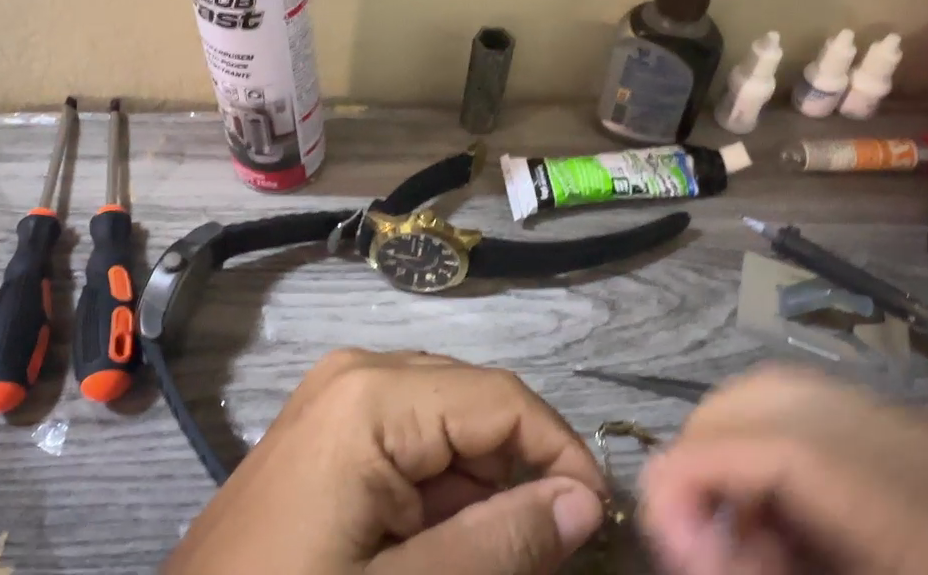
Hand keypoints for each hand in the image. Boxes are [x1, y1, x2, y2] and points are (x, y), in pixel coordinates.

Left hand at [163, 349, 606, 574]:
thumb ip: (500, 543)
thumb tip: (586, 500)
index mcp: (373, 396)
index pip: (503, 399)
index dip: (561, 453)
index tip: (599, 522)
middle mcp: (358, 373)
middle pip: (476, 405)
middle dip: (519, 474)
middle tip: (545, 551)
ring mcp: (338, 397)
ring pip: (449, 425)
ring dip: (482, 488)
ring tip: (487, 555)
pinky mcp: (328, 428)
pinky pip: (410, 441)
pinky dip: (440, 492)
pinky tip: (434, 543)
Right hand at [639, 367, 927, 574]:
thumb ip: (751, 566)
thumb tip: (670, 517)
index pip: (791, 448)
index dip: (701, 465)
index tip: (655, 513)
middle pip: (781, 395)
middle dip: (707, 444)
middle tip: (683, 516)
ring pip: (794, 389)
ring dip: (737, 442)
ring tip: (732, 518)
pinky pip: (826, 410)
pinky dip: (777, 446)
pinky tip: (779, 511)